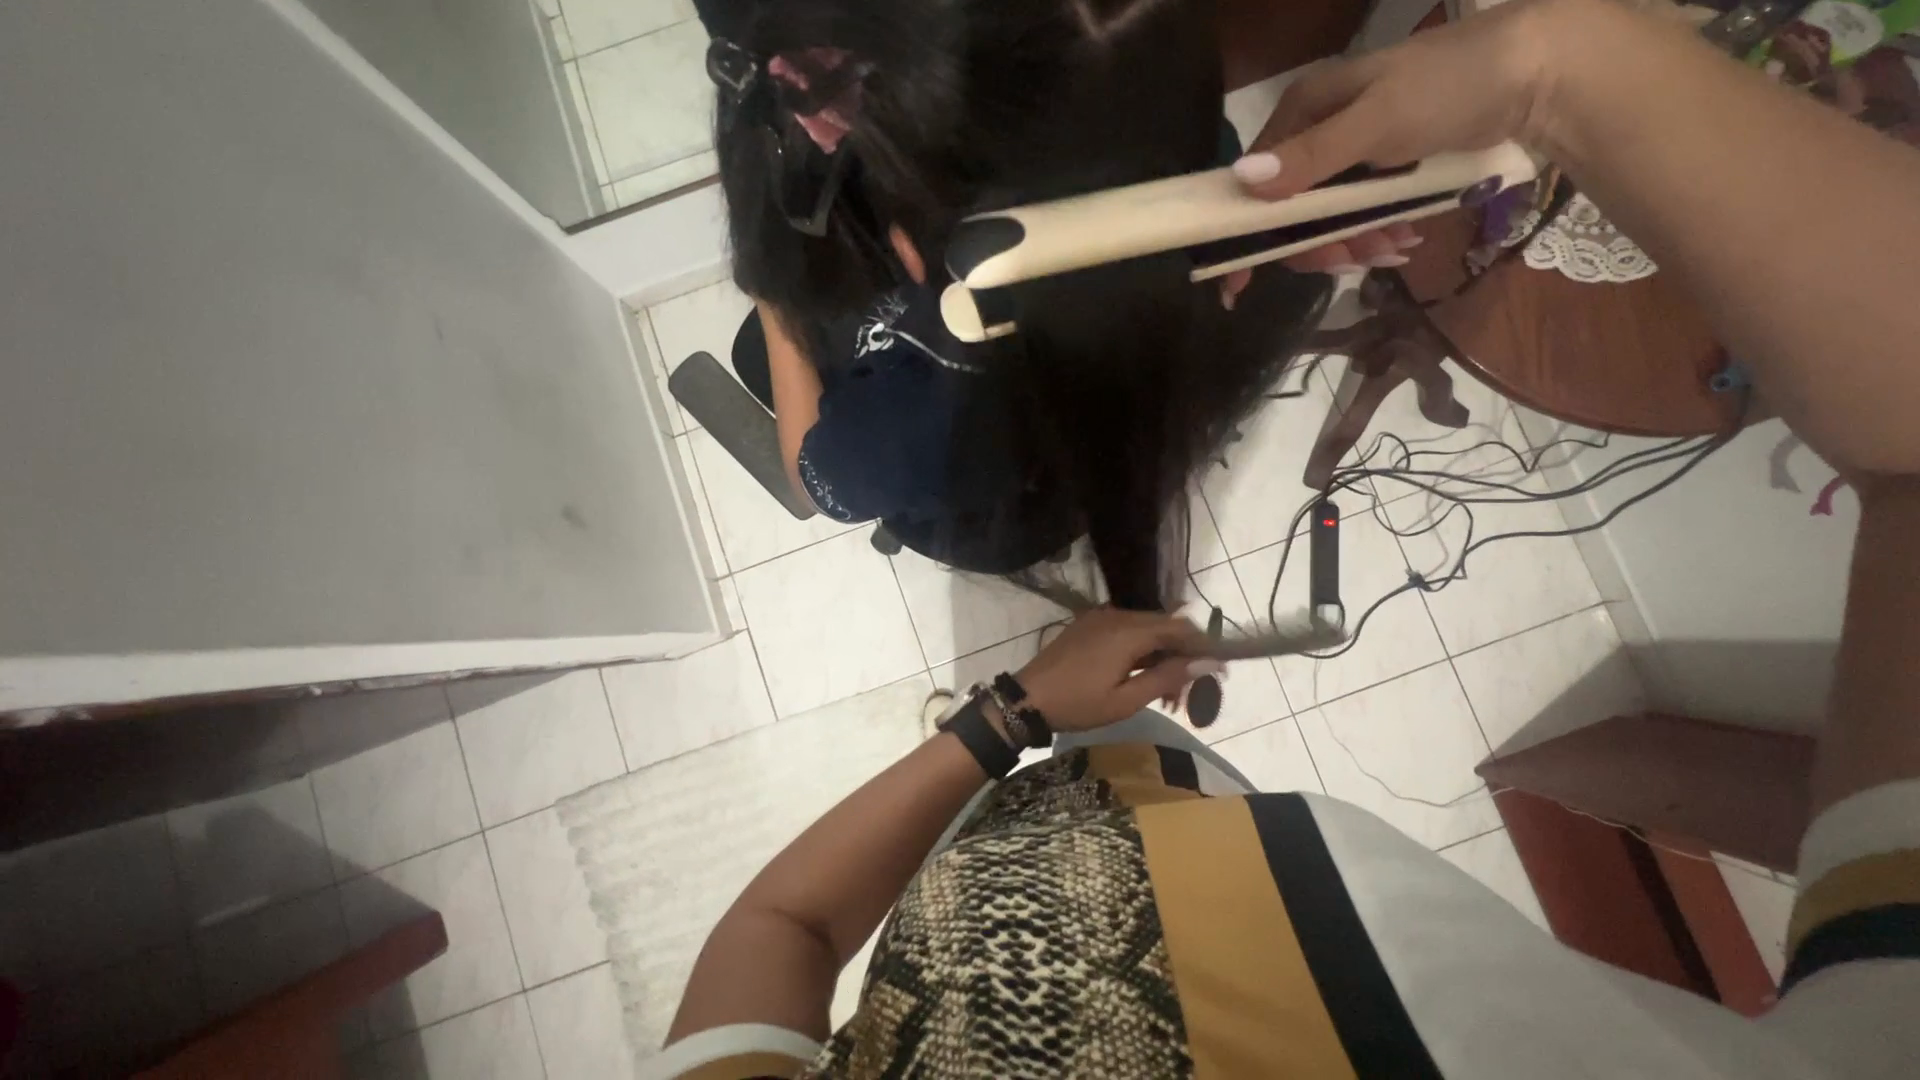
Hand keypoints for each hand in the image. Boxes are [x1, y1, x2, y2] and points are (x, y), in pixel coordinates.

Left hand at [1015, 608, 1222, 732]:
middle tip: (1186, 695)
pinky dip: (1140, 651)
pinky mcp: (1088, 625)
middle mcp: (1116, 616)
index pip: (1180, 628)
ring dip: (1161, 656)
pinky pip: (1125, 631)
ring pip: (1146, 630)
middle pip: (1164, 627)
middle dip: (1182, 657)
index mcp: (1128, 632)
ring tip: (1165, 695)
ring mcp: (1100, 618)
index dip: (1204, 647)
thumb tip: (1208, 662)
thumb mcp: (1126, 700)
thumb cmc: (1078, 704)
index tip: (1219, 672)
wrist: (1027, 699)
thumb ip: (1167, 677)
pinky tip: (1141, 677)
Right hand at [1231, 0, 1562, 272]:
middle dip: (1315, 244)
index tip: (1239, 285)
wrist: (1543, 69)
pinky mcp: (1384, 168)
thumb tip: (1242, 181)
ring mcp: (1352, 152)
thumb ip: (1311, 156)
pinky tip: (1401, 242)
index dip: (1245, 233)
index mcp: (1304, 110)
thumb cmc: (1452, 85)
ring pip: (1325, 219)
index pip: (1252, 182)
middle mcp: (1318, 131)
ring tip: (1391, 251)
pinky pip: (1360, 215)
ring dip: (1351, 245)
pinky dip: (1375, 235)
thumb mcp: (1378, 121)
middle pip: (1289, 211)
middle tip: (1348, 262)